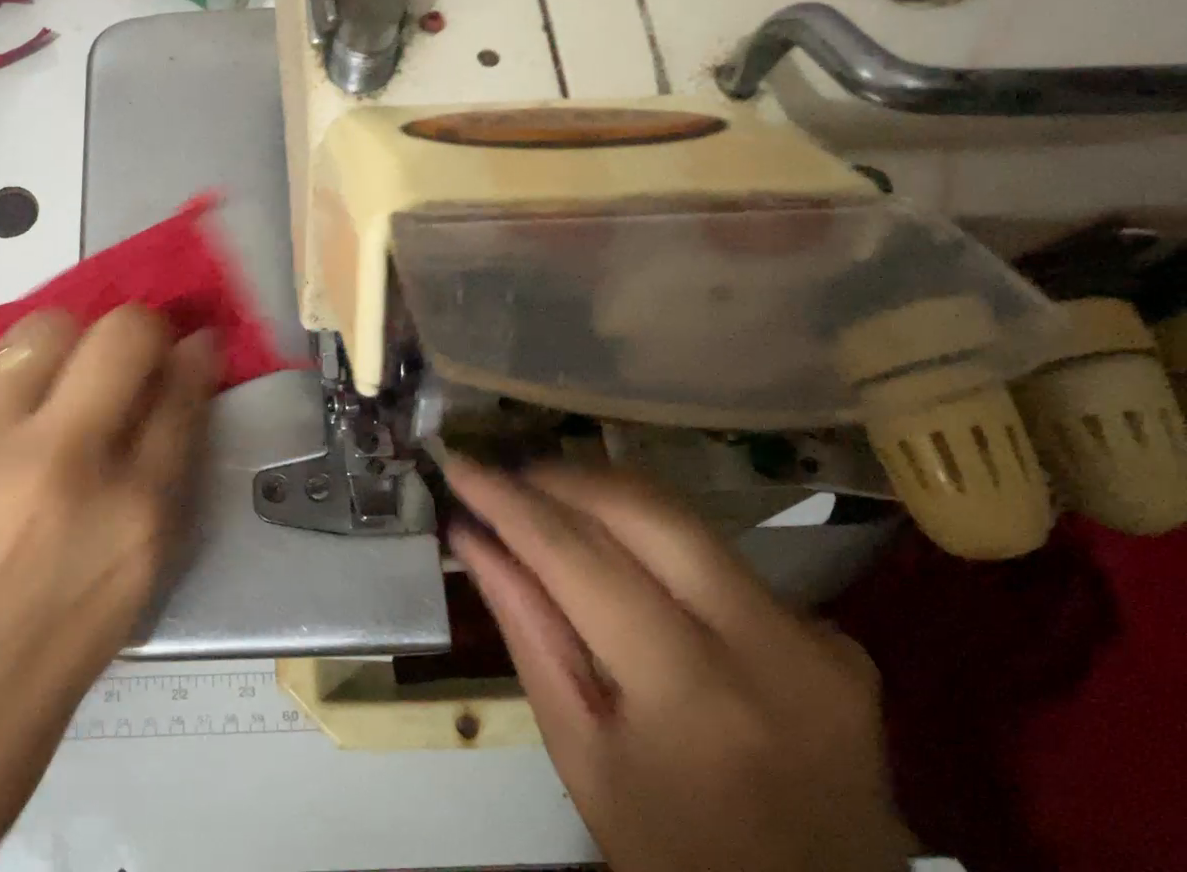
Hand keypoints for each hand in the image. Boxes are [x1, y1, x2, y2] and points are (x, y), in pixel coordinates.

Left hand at [0, 307, 215, 871]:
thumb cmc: (14, 705)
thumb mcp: (114, 608)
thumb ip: (144, 503)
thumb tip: (156, 421)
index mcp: (126, 528)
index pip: (182, 400)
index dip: (194, 362)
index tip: (193, 348)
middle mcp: (51, 468)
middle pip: (119, 335)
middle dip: (139, 331)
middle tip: (127, 360)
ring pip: (32, 336)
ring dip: (61, 352)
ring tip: (46, 398)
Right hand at [445, 462, 913, 871]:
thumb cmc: (670, 850)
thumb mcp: (580, 754)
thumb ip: (530, 633)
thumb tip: (475, 542)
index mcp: (692, 693)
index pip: (581, 560)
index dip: (512, 505)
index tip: (460, 466)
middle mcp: (771, 645)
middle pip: (651, 514)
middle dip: (566, 479)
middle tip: (505, 474)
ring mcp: (818, 637)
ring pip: (692, 528)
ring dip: (609, 505)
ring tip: (544, 503)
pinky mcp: (838, 639)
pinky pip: (726, 569)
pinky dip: (661, 553)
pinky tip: (624, 568)